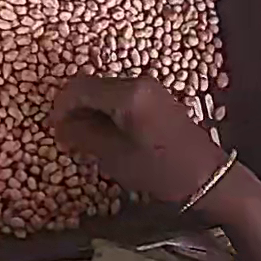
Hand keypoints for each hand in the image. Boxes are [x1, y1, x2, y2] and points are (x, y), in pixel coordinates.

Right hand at [48, 76, 230, 206]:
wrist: (207, 177)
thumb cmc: (160, 170)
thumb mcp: (115, 157)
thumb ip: (84, 136)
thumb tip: (61, 126)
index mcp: (127, 94)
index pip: (79, 88)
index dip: (61, 107)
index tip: (53, 128)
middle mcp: (139, 82)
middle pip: (92, 86)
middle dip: (75, 108)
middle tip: (67, 136)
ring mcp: (151, 89)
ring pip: (107, 92)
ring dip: (91, 111)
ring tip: (85, 140)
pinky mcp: (158, 99)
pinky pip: (123, 98)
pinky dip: (108, 112)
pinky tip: (107, 135)